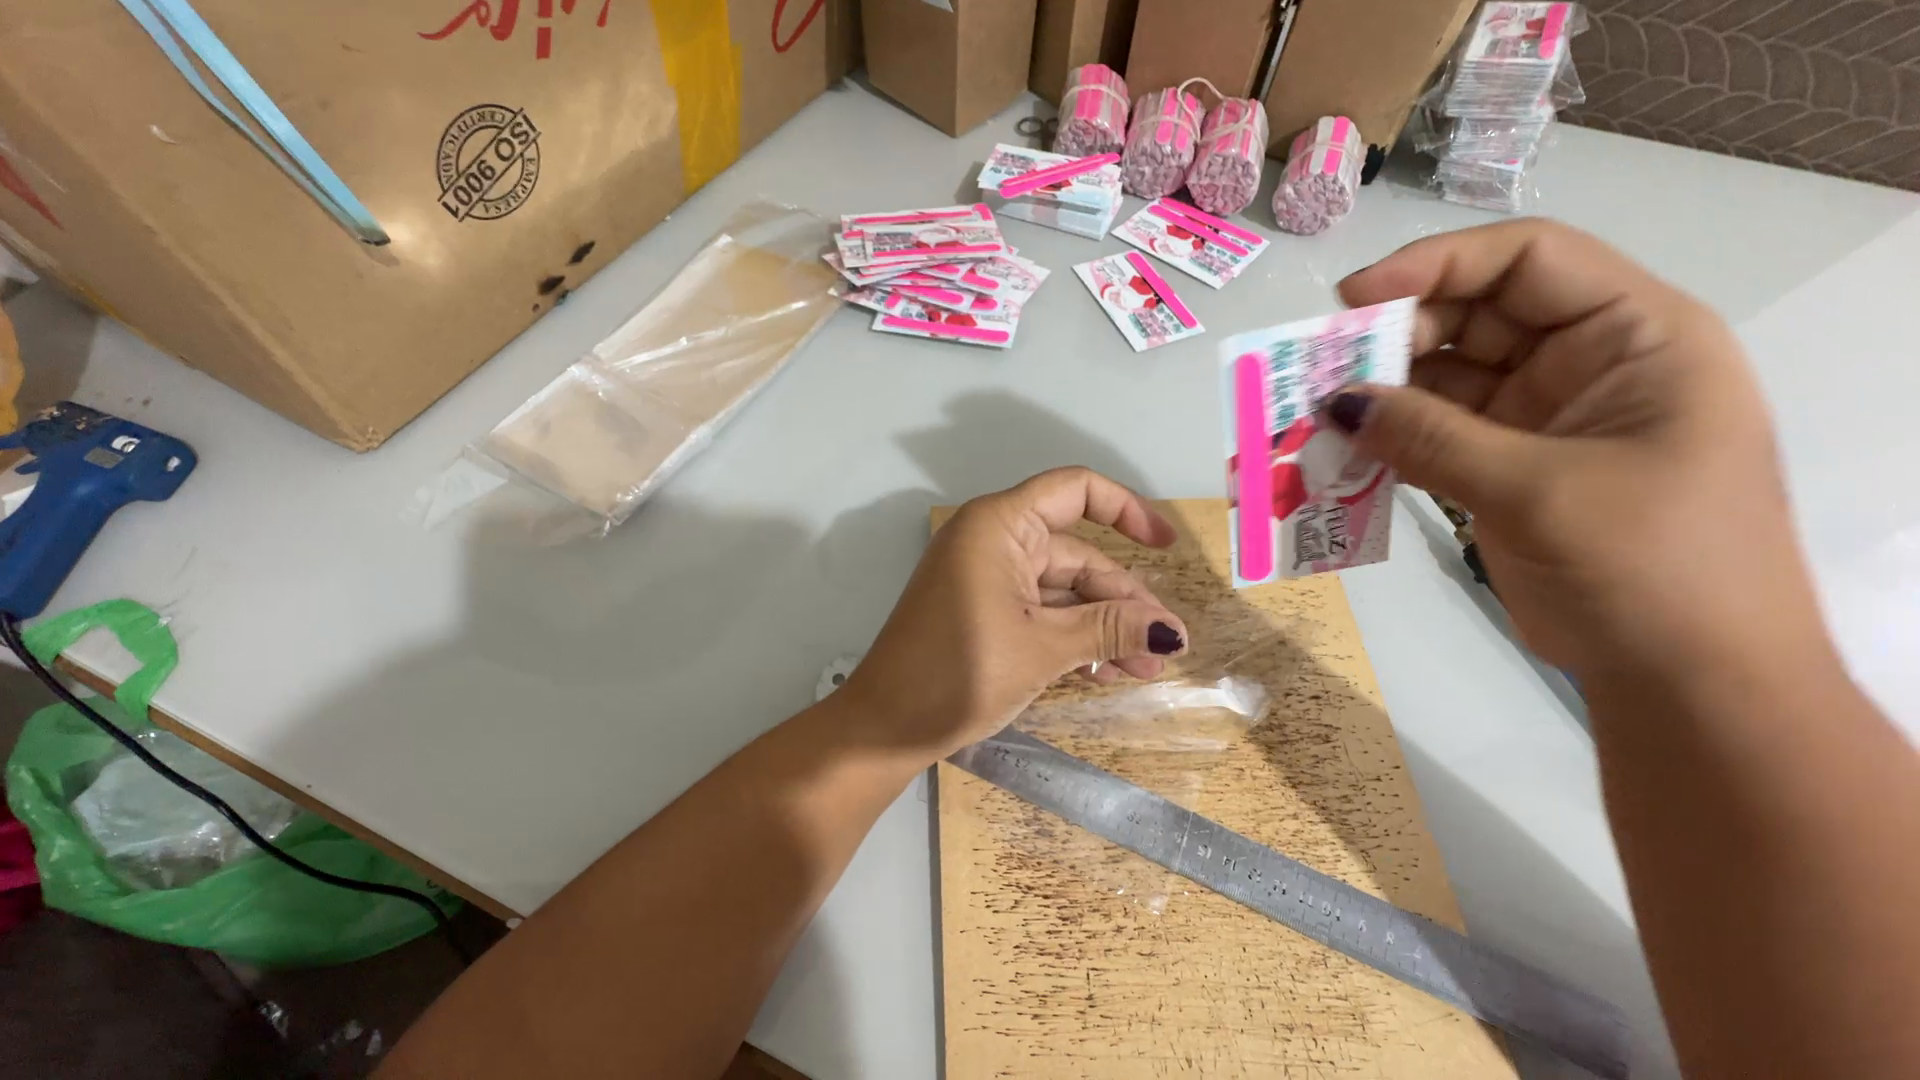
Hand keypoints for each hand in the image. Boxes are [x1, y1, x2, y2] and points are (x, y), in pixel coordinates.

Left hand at [840, 468, 1189, 762]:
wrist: (885, 728)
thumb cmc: (959, 672)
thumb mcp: (1043, 648)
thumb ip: (1109, 630)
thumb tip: (1172, 631)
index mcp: (999, 526)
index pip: (1075, 491)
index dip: (1126, 509)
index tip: (1166, 547)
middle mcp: (995, 543)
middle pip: (1077, 554)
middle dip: (1124, 599)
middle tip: (1166, 647)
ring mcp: (989, 581)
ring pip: (1065, 591)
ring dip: (1106, 627)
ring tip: (1149, 669)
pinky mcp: (986, 615)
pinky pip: (1043, 614)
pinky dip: (1076, 638)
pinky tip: (1112, 671)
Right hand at [1328, 219, 1829, 685]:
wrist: (1691, 683)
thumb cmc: (1650, 568)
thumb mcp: (1537, 490)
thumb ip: (1430, 437)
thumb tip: (1334, 403)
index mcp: (1636, 336)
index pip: (1528, 260)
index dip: (1436, 264)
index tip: (1351, 300)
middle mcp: (1590, 362)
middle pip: (1476, 315)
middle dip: (1394, 337)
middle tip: (1318, 372)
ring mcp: (1546, 418)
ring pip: (1446, 378)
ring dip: (1381, 394)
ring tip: (1314, 415)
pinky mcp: (1511, 469)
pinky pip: (1437, 435)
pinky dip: (1389, 441)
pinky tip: (1339, 452)